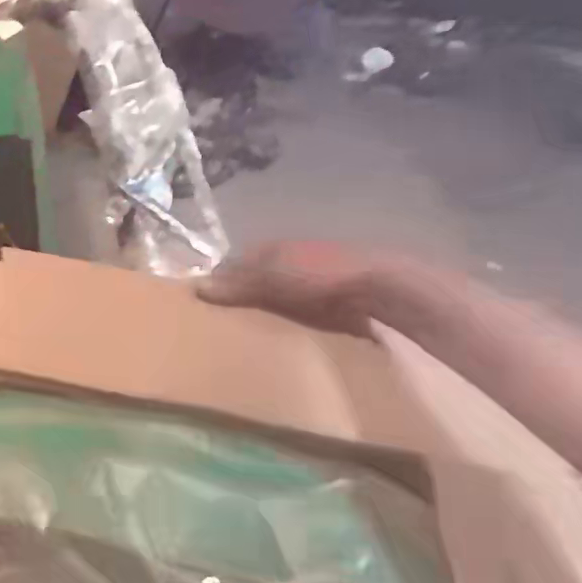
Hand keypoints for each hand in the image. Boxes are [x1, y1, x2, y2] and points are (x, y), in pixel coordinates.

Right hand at [196, 240, 388, 335]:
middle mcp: (286, 258)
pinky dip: (287, 318)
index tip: (203, 308)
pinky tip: (284, 333)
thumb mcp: (273, 279)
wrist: (386, 288)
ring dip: (263, 309)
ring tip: (250, 333)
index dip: (216, 284)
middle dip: (239, 298)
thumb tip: (195, 287)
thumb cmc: (321, 277)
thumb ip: (237, 284)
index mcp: (269, 248)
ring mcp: (310, 277)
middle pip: (252, 280)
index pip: (231, 265)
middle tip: (224, 324)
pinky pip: (298, 308)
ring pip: (274, 294)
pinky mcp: (329, 296)